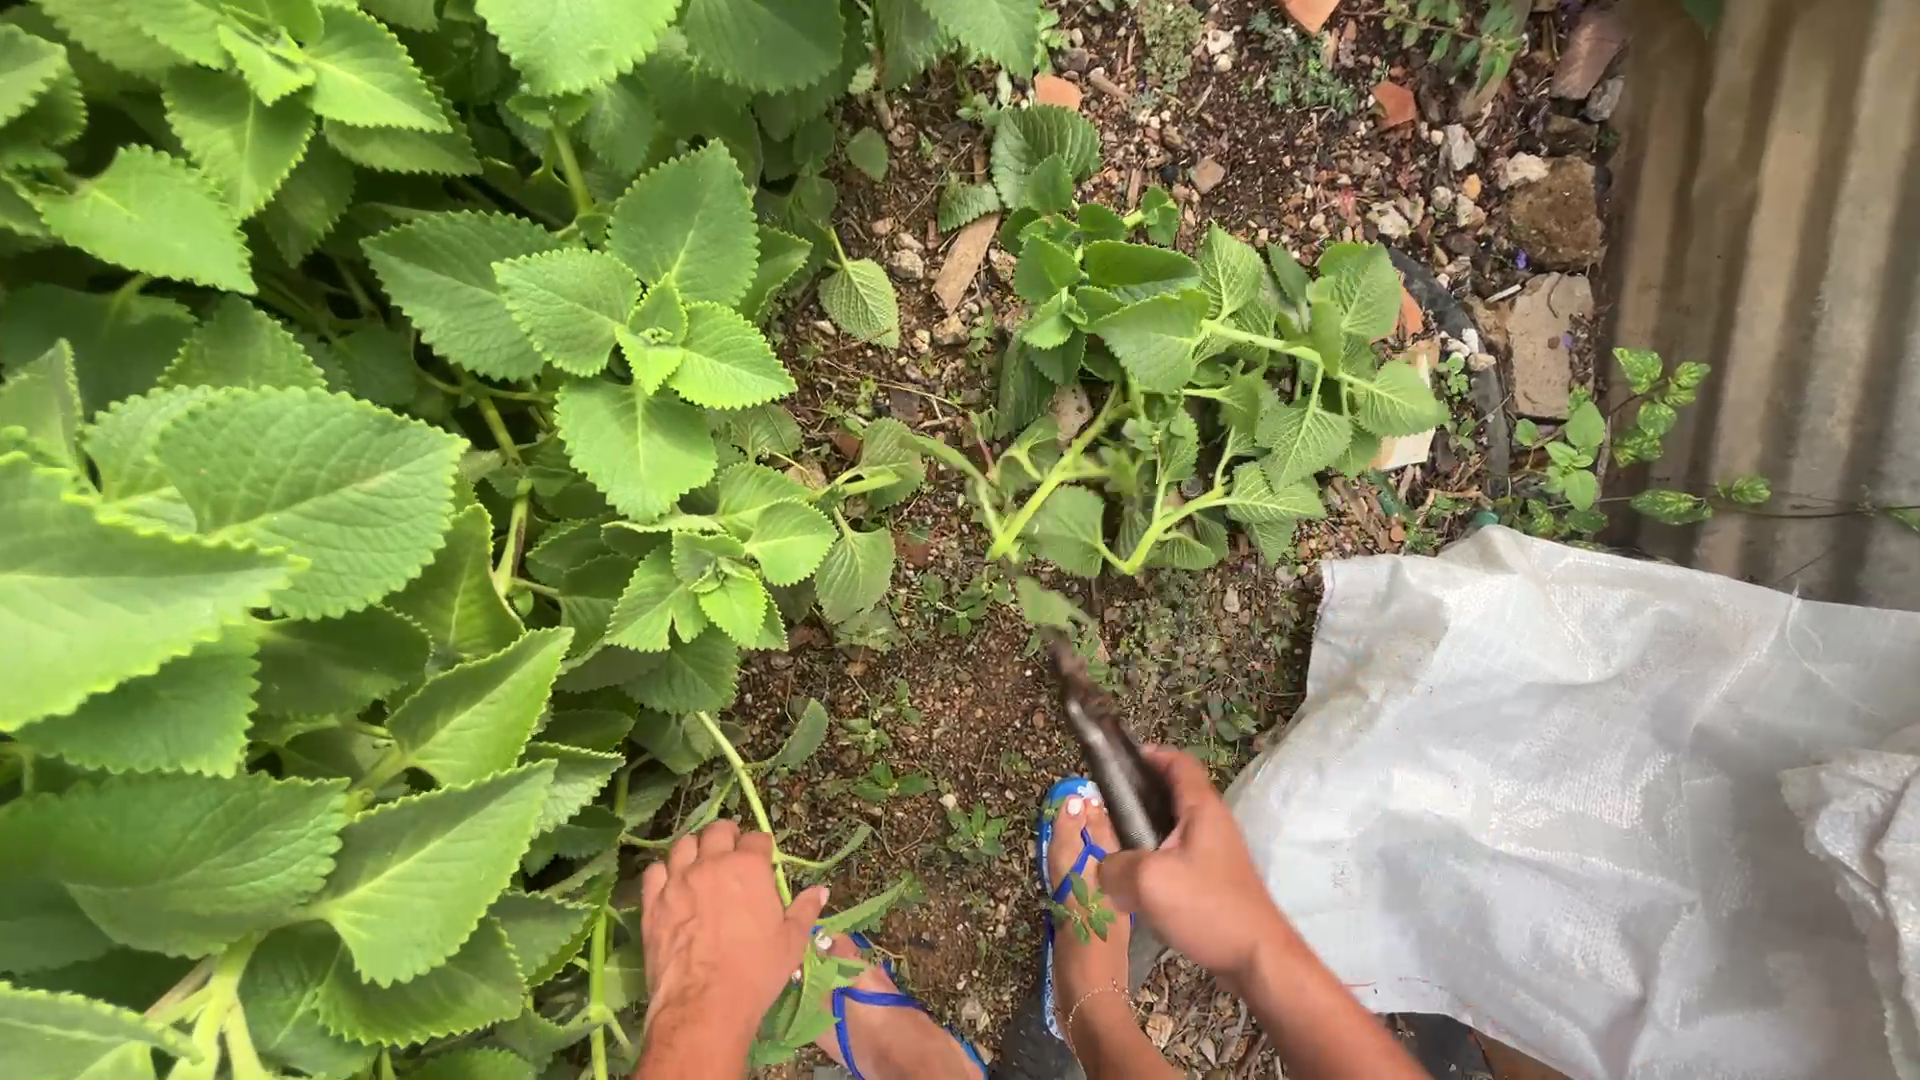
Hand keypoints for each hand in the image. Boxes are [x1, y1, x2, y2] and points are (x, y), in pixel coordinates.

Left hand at [639, 821, 828, 1048]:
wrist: (703, 1006)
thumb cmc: (755, 971)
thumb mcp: (791, 941)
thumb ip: (805, 910)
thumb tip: (821, 890)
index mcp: (749, 866)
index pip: (757, 838)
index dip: (761, 848)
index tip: (762, 860)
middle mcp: (713, 863)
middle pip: (718, 830)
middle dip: (727, 836)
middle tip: (731, 852)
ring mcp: (679, 881)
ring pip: (684, 844)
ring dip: (695, 848)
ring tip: (700, 862)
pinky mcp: (653, 903)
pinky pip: (653, 871)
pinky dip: (663, 872)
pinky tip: (670, 885)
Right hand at [1102, 746, 1289, 988]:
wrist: (1258, 960)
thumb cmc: (1208, 907)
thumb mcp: (1148, 881)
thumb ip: (1115, 866)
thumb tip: (1103, 869)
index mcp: (1201, 809)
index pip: (1178, 763)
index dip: (1151, 754)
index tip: (1120, 759)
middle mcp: (1212, 823)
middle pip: (1173, 794)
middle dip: (1140, 795)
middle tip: (1108, 805)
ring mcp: (1216, 853)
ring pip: (1173, 829)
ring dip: (1145, 831)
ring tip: (1115, 843)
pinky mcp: (1215, 880)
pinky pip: (1178, 857)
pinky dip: (1156, 859)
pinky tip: (1136, 881)